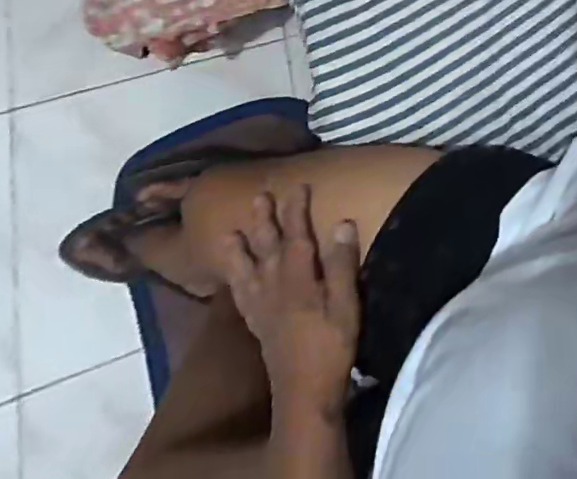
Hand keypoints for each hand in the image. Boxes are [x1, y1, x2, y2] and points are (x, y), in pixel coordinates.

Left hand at [218, 187, 359, 427]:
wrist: (305, 392)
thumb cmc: (332, 344)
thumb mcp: (346, 302)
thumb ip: (342, 263)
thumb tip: (342, 222)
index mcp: (298, 277)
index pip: (297, 234)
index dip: (297, 209)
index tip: (297, 185)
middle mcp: (274, 286)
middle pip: (266, 246)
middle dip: (264, 220)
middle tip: (259, 195)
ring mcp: (262, 306)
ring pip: (247, 268)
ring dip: (240, 247)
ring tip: (230, 231)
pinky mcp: (256, 324)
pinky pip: (240, 295)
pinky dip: (235, 280)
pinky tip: (233, 276)